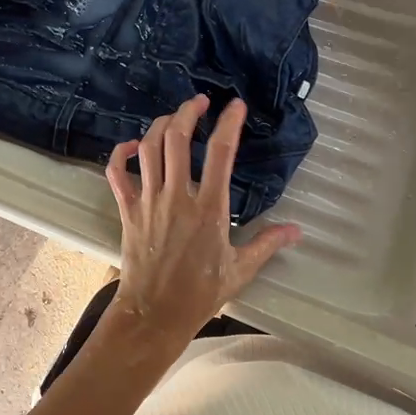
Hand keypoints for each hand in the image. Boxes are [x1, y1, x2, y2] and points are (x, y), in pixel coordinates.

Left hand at [103, 96, 301, 346]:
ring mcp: (149, 200)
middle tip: (200, 102)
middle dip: (188, 112)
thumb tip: (297, 230)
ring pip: (149, 149)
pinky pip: (117, 173)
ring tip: (174, 117)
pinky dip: (122, 153)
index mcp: (208, 207)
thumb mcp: (241, 270)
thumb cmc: (201, 293)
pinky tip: (134, 144)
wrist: (156, 313)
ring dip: (160, 125)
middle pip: (177, 139)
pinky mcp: (128, 209)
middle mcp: (177, 196)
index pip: (221, 153)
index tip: (235, 105)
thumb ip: (267, 244)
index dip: (228, 124)